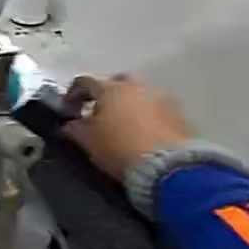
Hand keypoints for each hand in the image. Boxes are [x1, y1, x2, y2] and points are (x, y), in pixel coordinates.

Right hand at [64, 74, 192, 180]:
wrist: (167, 167)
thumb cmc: (119, 149)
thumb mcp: (88, 142)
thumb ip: (74, 129)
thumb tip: (69, 124)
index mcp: (111, 89)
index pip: (85, 82)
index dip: (73, 94)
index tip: (68, 109)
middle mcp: (137, 86)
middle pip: (118, 81)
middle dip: (107, 93)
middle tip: (100, 111)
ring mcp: (162, 97)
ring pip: (141, 93)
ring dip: (130, 103)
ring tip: (125, 123)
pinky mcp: (179, 113)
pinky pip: (158, 108)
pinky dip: (148, 115)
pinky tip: (145, 132)